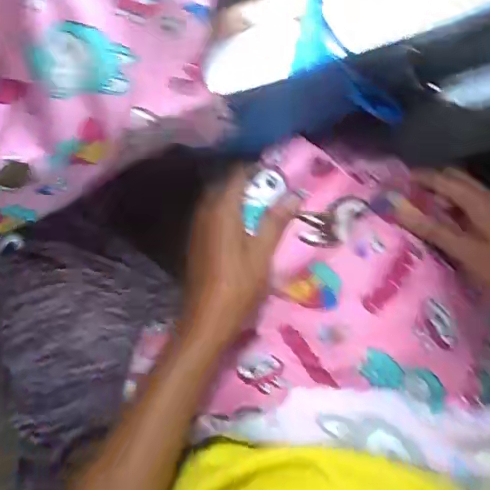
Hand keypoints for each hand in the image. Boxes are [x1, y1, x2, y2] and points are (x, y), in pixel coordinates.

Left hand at [180, 166, 299, 344]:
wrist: (206, 319)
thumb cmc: (238, 285)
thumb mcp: (262, 253)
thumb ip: (275, 221)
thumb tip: (294, 194)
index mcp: (221, 209)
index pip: (237, 175)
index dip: (257, 170)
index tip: (278, 174)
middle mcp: (205, 211)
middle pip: (226, 186)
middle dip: (248, 184)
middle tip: (274, 191)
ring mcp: (197, 226)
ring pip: (218, 201)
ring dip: (239, 200)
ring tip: (264, 208)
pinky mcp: (196, 241)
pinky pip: (213, 216)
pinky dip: (230, 214)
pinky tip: (245, 228)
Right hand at [389, 168, 489, 339]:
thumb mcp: (465, 252)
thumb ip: (431, 228)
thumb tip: (397, 207)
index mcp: (481, 202)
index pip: (443, 178)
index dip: (418, 177)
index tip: (393, 182)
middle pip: (457, 179)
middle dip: (431, 182)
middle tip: (407, 196)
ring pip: (467, 192)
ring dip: (444, 195)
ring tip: (421, 211)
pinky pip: (476, 206)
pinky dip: (457, 208)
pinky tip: (447, 226)